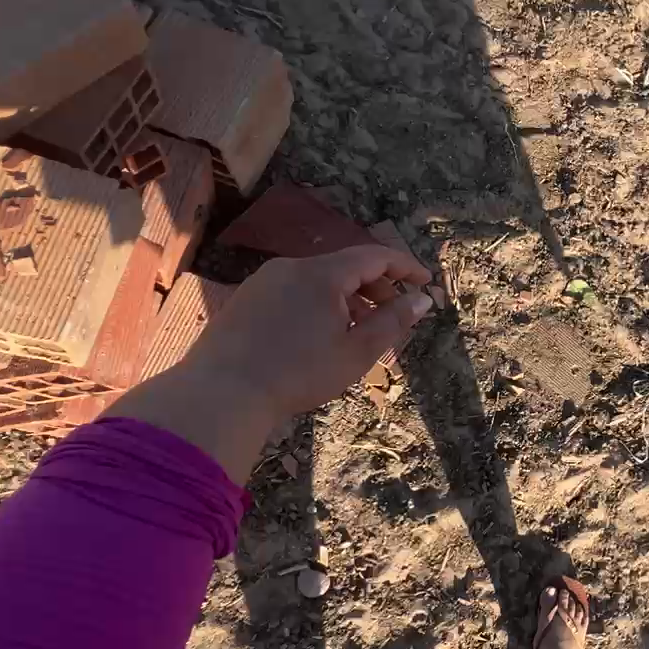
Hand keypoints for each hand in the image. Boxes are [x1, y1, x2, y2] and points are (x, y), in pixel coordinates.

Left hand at [184, 246, 434, 417]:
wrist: (222, 393)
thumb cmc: (300, 372)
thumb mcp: (358, 351)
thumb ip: (394, 321)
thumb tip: (422, 299)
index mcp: (321, 274)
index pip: (374, 256)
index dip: (405, 266)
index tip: (426, 282)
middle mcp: (291, 267)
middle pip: (347, 266)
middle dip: (378, 286)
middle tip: (397, 314)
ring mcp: (264, 281)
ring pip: (321, 279)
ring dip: (351, 298)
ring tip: (362, 330)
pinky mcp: (248, 299)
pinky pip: (297, 290)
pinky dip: (323, 303)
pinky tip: (325, 334)